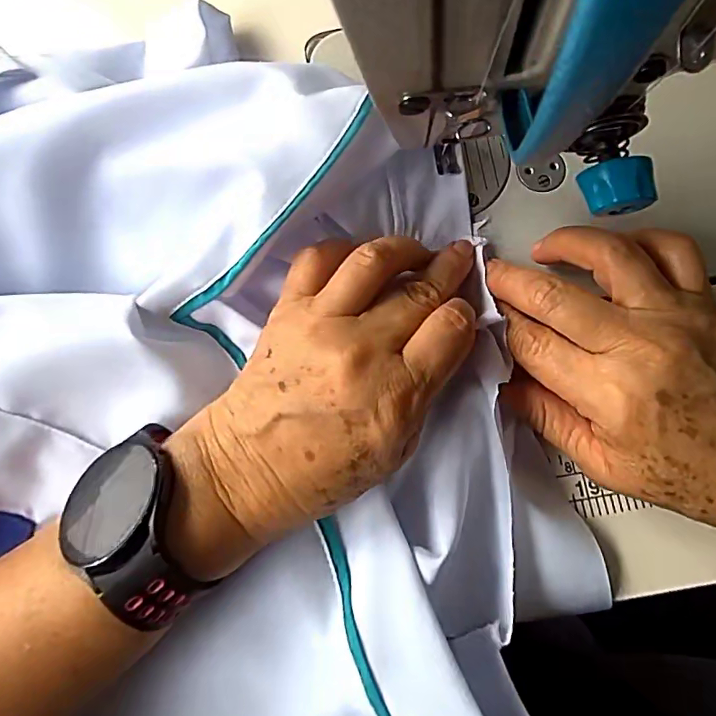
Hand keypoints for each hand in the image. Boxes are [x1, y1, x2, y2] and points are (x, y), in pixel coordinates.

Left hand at [167, 237, 478, 577]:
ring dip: (403, 247)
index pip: (450, 327)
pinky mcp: (287, 309)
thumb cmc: (328, 468)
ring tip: (415, 251)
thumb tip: (447, 337)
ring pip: (372, 261)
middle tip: (457, 257)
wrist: (251, 463)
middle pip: (419, 290)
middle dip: (447, 268)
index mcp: (396, 391)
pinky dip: (343, 248)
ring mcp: (320, 323)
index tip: (464, 306)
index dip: (464, 310)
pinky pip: (317, 259)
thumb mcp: (399, 445)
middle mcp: (361, 348)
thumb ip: (427, 389)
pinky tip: (358, 257)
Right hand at [486, 226, 715, 549]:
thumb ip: (547, 416)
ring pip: (608, 255)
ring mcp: (673, 317)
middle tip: (492, 277)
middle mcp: (639, 346)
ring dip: (565, 243)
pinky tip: (613, 250)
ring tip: (542, 250)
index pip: (529, 343)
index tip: (486, 319)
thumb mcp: (603, 463)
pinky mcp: (700, 303)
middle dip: (509, 281)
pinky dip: (638, 238)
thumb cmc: (697, 473)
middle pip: (552, 295)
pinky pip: (670, 248)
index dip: (499, 327)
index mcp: (610, 394)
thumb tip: (507, 382)